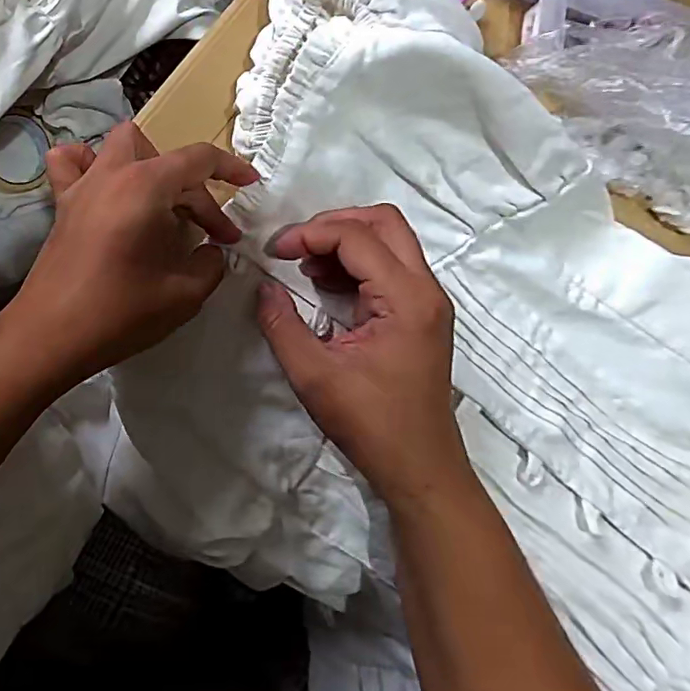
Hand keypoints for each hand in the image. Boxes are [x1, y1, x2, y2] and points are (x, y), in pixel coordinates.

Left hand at [0, 123, 259, 392]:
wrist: (51, 334)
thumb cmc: (120, 313)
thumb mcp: (184, 294)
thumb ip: (210, 264)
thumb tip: (212, 250)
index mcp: (145, 186)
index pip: (197, 158)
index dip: (230, 168)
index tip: (250, 186)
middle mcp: (111, 174)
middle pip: (161, 155)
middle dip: (190, 184)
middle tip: (202, 228)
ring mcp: (81, 186)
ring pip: (118, 146)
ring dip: (146, 165)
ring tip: (158, 204)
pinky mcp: (62, 205)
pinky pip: (70, 163)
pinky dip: (90, 164)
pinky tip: (105, 189)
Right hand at [254, 205, 466, 503]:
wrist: (419, 468)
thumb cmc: (369, 422)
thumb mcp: (311, 373)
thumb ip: (281, 323)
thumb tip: (263, 286)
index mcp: (406, 299)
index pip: (356, 237)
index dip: (308, 234)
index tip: (273, 253)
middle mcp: (425, 290)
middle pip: (384, 222)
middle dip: (332, 223)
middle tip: (294, 246)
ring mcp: (426, 301)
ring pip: (388, 239)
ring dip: (342, 240)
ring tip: (304, 266)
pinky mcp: (419, 314)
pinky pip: (388, 265)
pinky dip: (352, 261)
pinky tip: (323, 285)